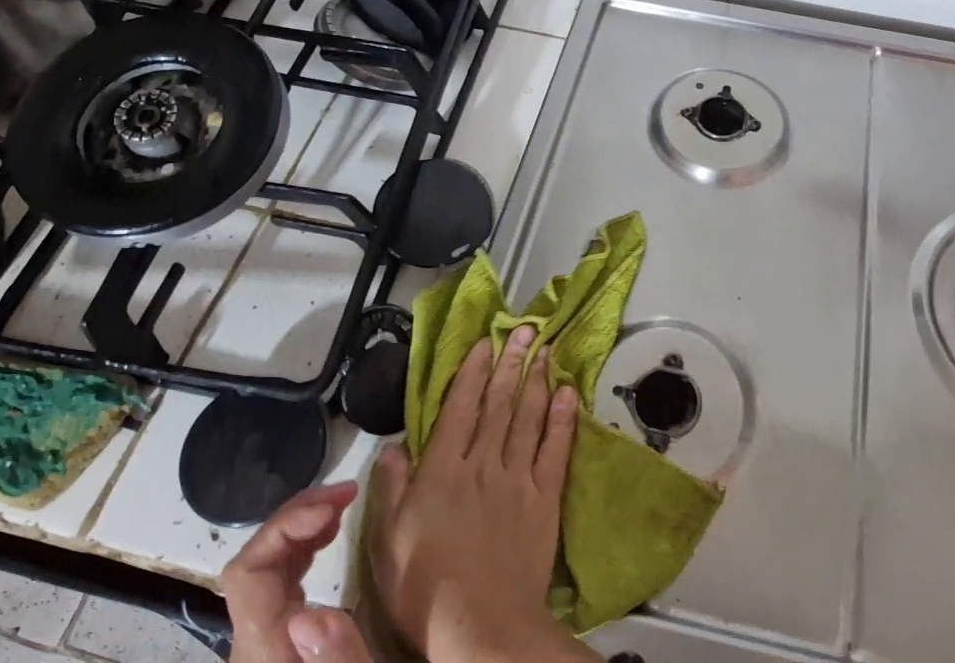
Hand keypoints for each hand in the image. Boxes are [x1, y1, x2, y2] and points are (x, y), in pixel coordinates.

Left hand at [224, 482, 373, 660]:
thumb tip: (311, 612)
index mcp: (266, 653)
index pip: (249, 573)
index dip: (284, 526)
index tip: (337, 503)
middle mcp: (254, 646)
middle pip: (253, 564)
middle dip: (297, 517)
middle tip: (349, 493)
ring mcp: (264, 646)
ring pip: (264, 572)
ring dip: (300, 529)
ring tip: (344, 504)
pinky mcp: (280, 646)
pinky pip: (279, 585)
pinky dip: (303, 550)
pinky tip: (330, 538)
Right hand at [367, 327, 597, 662]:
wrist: (480, 623)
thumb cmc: (425, 586)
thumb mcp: (387, 540)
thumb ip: (391, 489)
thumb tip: (394, 447)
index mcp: (442, 471)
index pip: (459, 408)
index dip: (472, 372)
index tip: (484, 343)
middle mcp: (482, 464)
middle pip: (498, 403)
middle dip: (509, 363)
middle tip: (522, 331)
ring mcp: (518, 479)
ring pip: (528, 418)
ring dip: (536, 380)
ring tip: (544, 350)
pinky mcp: (545, 499)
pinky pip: (556, 449)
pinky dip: (562, 418)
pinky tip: (568, 393)